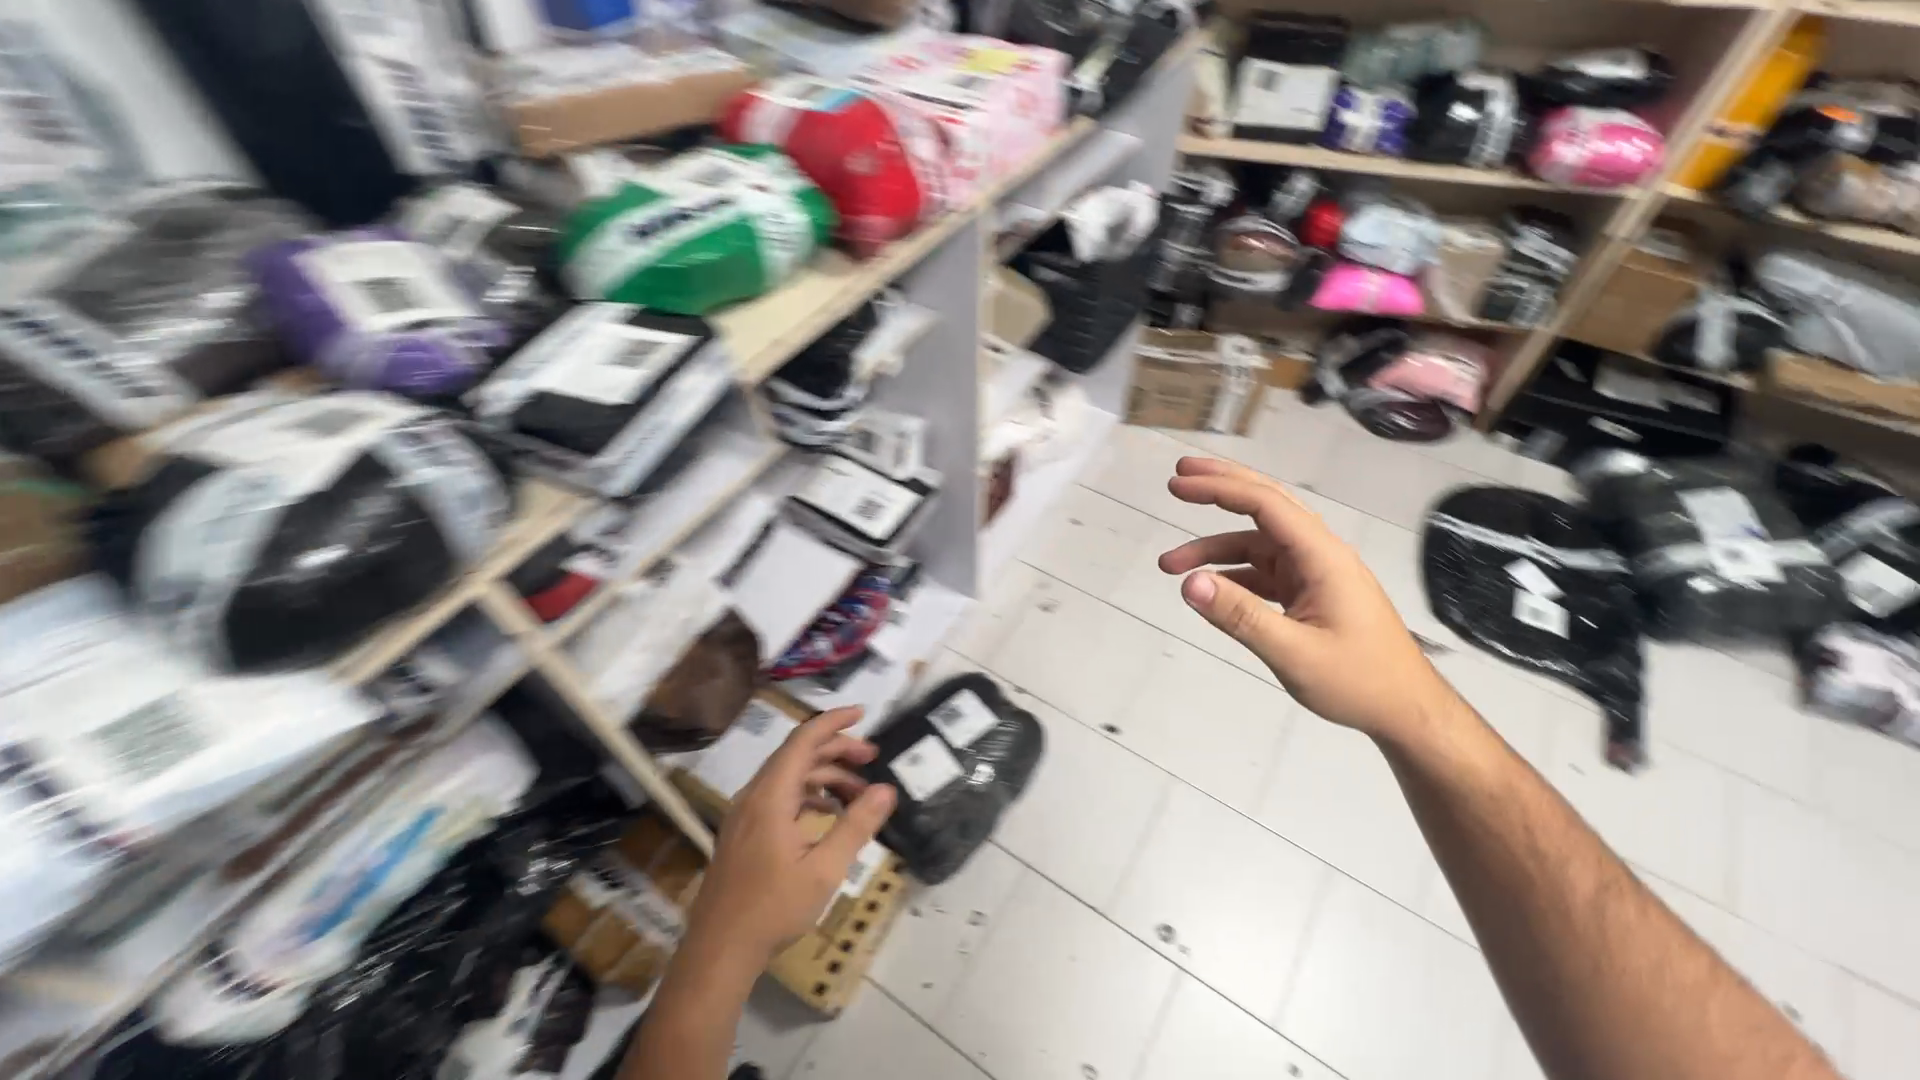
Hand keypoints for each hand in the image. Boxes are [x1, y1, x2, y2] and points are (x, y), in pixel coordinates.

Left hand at [686, 707, 896, 959]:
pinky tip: (828, 816)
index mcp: (770, 796)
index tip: (863, 714)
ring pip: (788, 778)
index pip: (803, 740)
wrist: (718, 951)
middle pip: (797, 756)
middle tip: (872, 759)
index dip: (833, 722)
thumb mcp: (824, 870)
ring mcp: (744, 815)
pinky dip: (808, 797)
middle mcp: (754, 796)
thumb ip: (856, 826)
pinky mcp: (743, 834)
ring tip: (859, 795)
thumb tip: (886, 790)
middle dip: (837, 751)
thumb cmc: (772, 909)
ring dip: (824, 778)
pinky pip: (779, 798)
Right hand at [1157, 457, 1462, 743]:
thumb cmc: (1359, 681)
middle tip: (1177, 479)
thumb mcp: (1293, 653)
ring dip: (1214, 549)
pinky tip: (1207, 589)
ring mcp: (1314, 574)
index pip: (1265, 505)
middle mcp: (1318, 555)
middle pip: (1265, 506)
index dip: (1219, 489)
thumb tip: (1189, 584)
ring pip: (1257, 544)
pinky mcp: (1309, 594)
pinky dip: (1231, 575)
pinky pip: (1263, 573)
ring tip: (1169, 565)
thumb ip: (1239, 616)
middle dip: (1220, 489)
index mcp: (1322, 556)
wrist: (1406, 711)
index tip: (1178, 484)